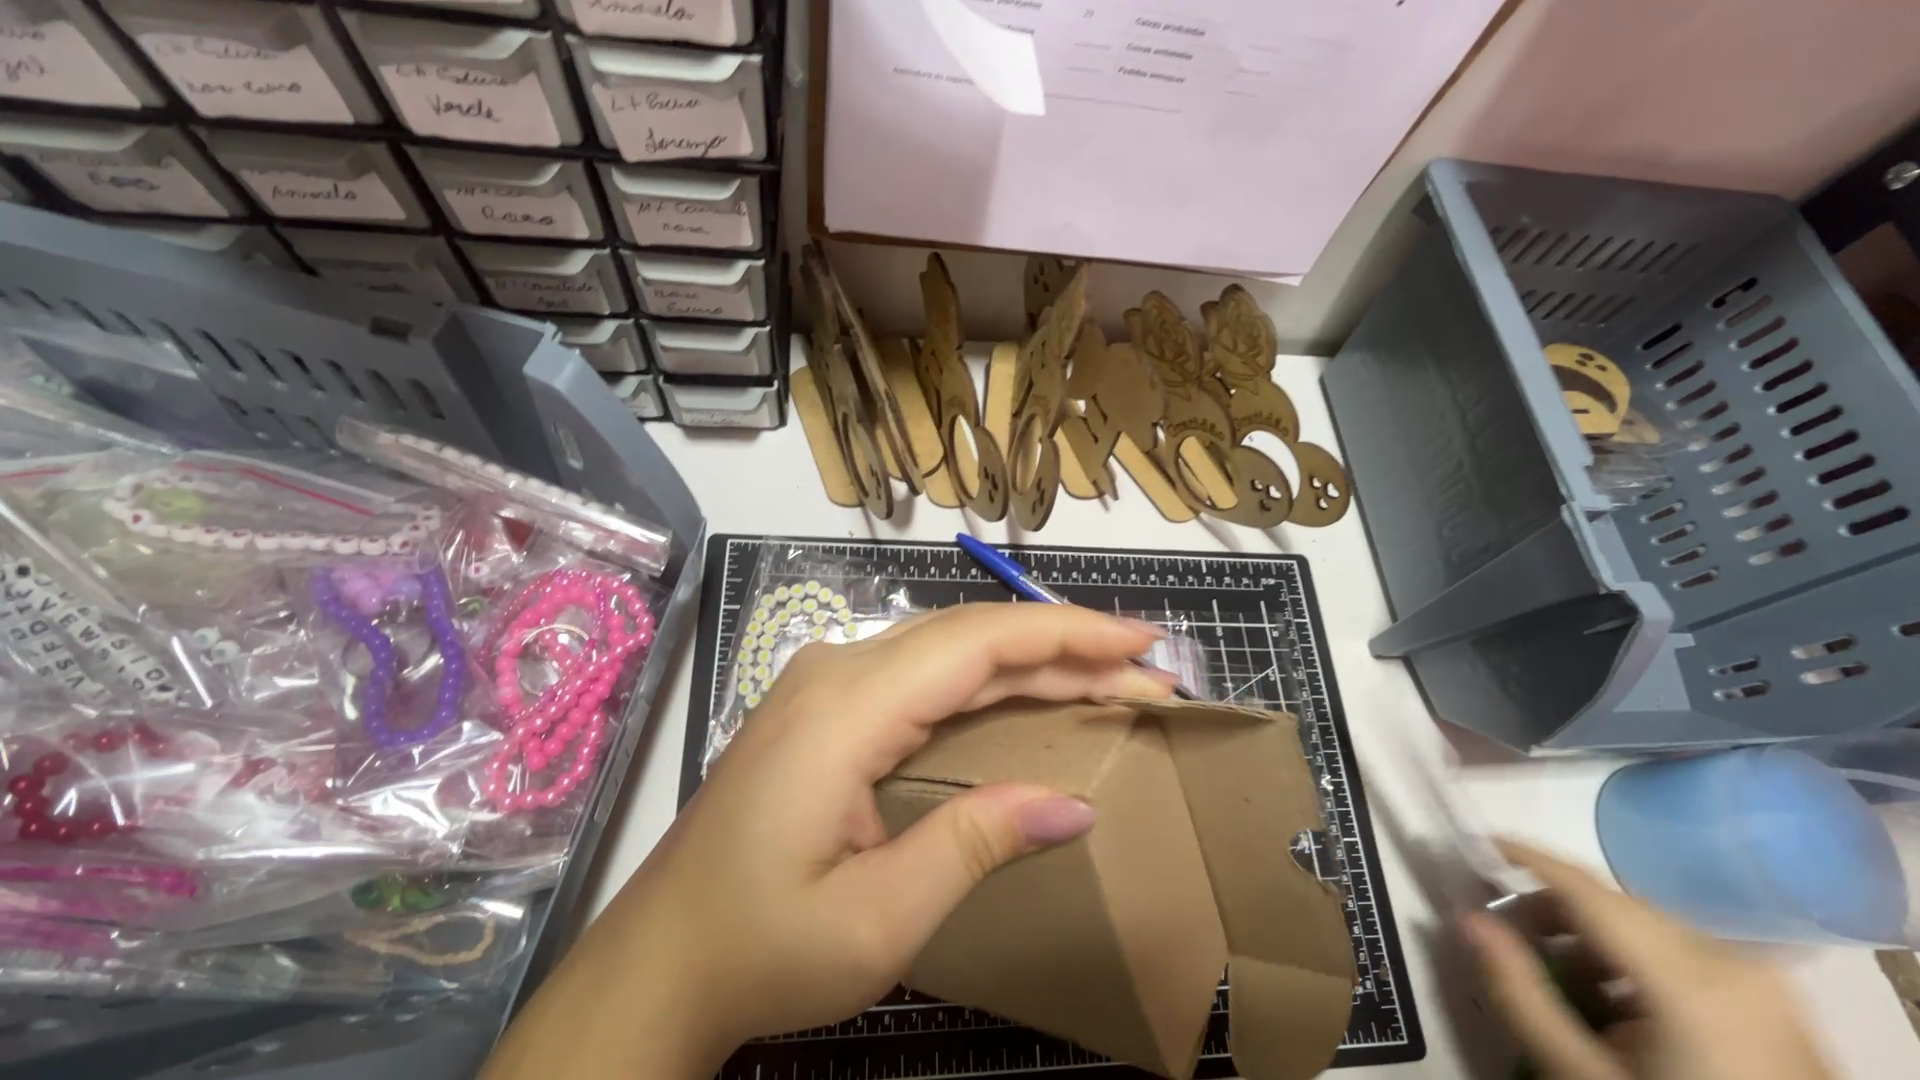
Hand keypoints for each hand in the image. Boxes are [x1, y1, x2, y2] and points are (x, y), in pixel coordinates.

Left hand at [483, 603, 1176, 1079]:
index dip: (1066, 635)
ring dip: (1030, 662)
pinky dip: (987, 684)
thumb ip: (975, 844)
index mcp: (846, 709)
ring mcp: (823, 687)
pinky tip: (1028, 699)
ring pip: (947, 652)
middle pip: (968, 639)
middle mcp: (834, 674)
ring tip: (1108, 680)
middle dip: (1064, 649)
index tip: (1143, 641)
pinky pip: (921, 677)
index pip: (977, 645)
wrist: (659, 963)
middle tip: (1149, 674)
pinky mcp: (823, 710)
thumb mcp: (878, 918)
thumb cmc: (760, 948)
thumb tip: (1075, 803)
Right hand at [1462, 841, 1835, 1079]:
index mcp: (1690, 977)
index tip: (1474, 841)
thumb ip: (1523, 996)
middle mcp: (1732, 961)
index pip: (1588, 889)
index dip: (1526, 856)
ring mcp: (1763, 983)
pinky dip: (1635, 965)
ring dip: (1593, 942)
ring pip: (1648, 929)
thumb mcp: (1584, 1076)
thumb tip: (1469, 922)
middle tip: (1507, 940)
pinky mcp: (1775, 1004)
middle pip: (1617, 906)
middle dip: (1553, 913)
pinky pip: (1684, 956)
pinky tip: (1616, 1011)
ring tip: (1563, 988)